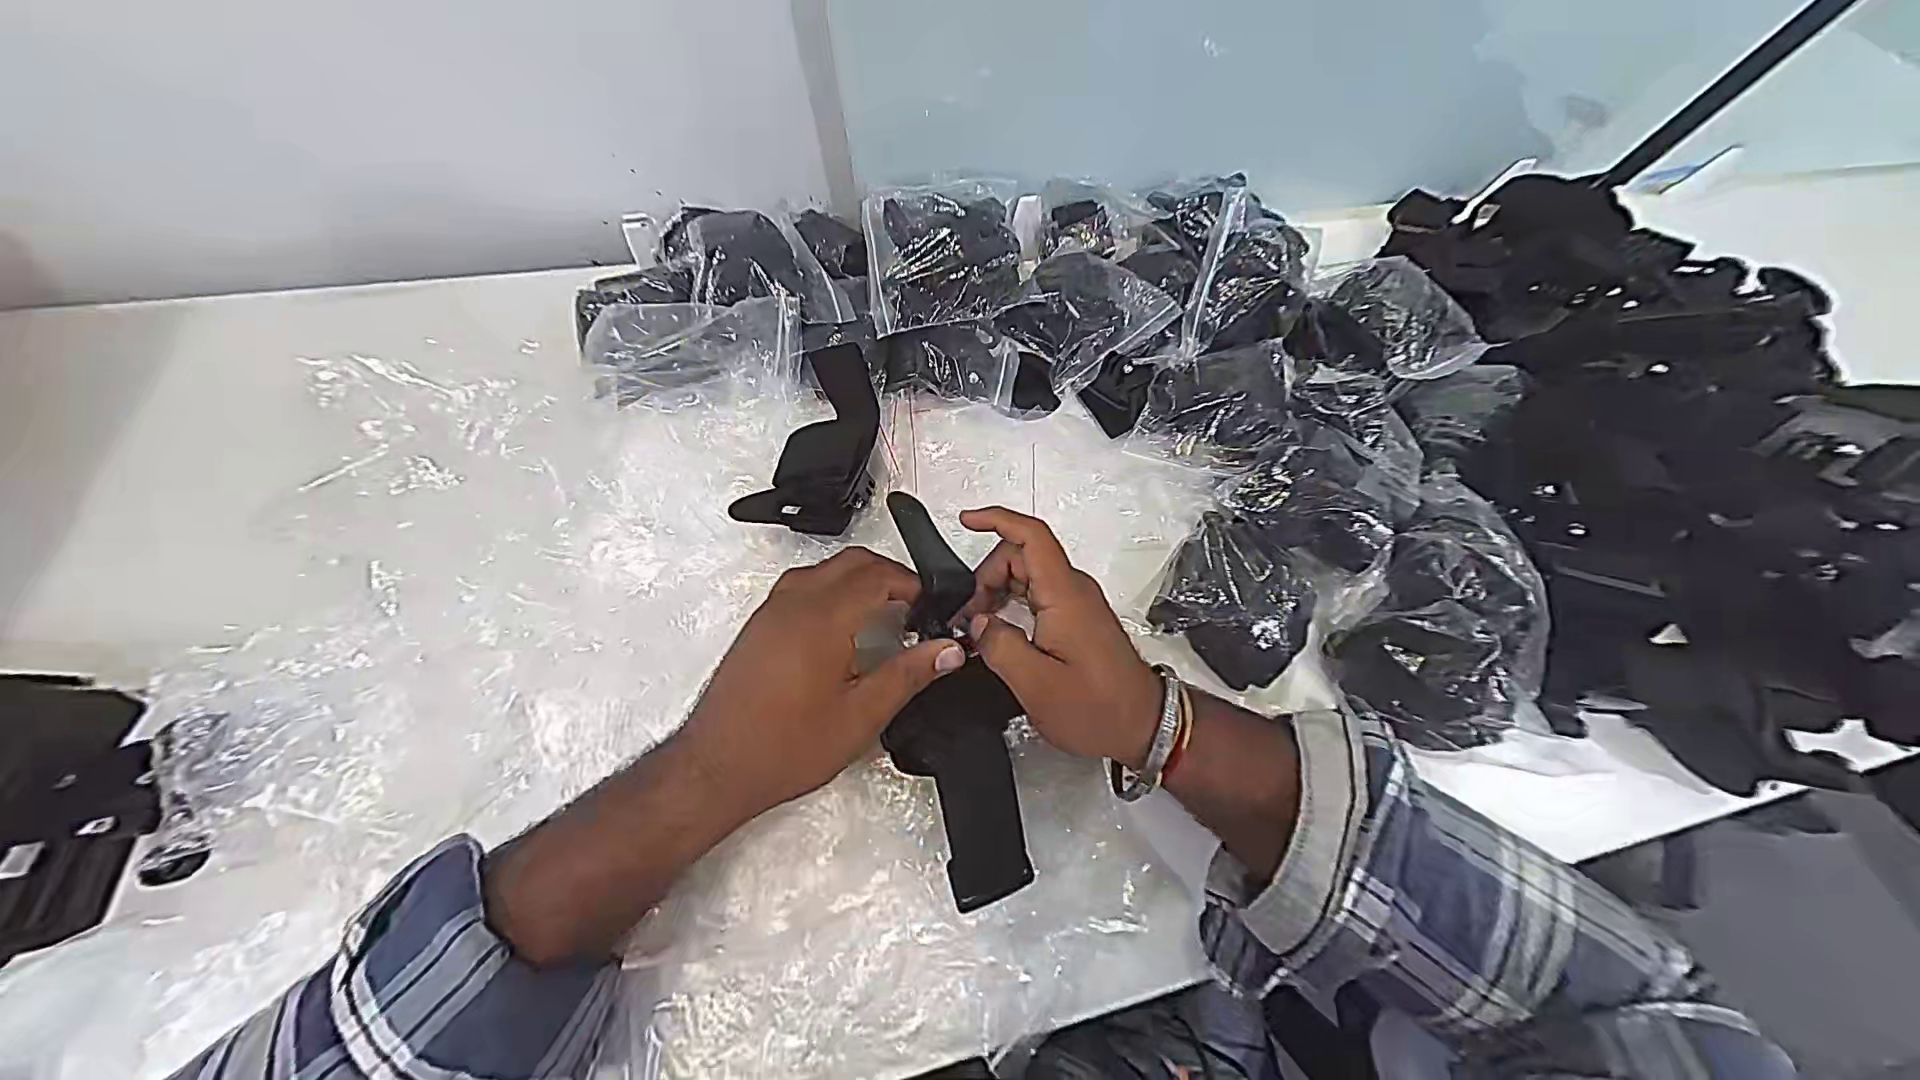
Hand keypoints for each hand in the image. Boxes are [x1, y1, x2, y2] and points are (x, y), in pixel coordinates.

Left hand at [681, 547, 964, 816]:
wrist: (716, 767)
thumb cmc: (781, 747)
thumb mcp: (861, 715)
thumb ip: (908, 675)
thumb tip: (944, 651)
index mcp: (823, 619)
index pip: (878, 575)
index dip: (911, 585)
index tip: (928, 605)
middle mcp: (794, 604)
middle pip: (852, 561)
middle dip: (889, 574)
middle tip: (913, 604)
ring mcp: (772, 611)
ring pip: (825, 569)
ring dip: (858, 578)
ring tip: (882, 612)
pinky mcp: (759, 625)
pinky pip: (802, 585)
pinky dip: (832, 589)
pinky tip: (842, 627)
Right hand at [957, 507, 1163, 767]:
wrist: (1144, 725)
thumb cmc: (1099, 709)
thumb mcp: (1036, 685)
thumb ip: (1000, 646)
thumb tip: (978, 623)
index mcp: (1065, 596)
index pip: (1031, 536)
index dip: (996, 519)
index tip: (967, 520)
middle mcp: (1073, 590)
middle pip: (1021, 554)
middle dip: (986, 575)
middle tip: (967, 616)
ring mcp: (1077, 602)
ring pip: (1027, 573)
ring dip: (996, 590)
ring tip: (978, 626)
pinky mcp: (1077, 617)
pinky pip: (1037, 593)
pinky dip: (1011, 602)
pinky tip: (998, 629)